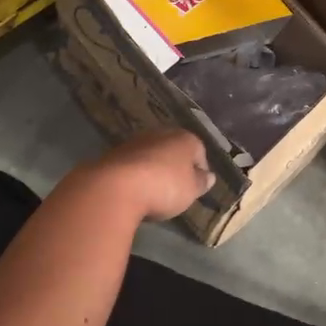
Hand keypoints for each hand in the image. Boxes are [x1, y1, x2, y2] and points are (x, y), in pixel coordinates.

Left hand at [85, 129, 215, 221]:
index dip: (200, 170)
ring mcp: (136, 141)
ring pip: (152, 155)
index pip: (199, 151)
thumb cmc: (163, 186)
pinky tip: (134, 192)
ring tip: (152, 192)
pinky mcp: (115, 153)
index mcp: (185, 138)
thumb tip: (210, 176)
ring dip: (154, 169)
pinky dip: (135, 175)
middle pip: (174, 150)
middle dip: (175, 167)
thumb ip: (201, 182)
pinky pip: (133, 164)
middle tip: (175, 189)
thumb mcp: (190, 191)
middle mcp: (162, 133)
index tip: (196, 188)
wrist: (115, 187)